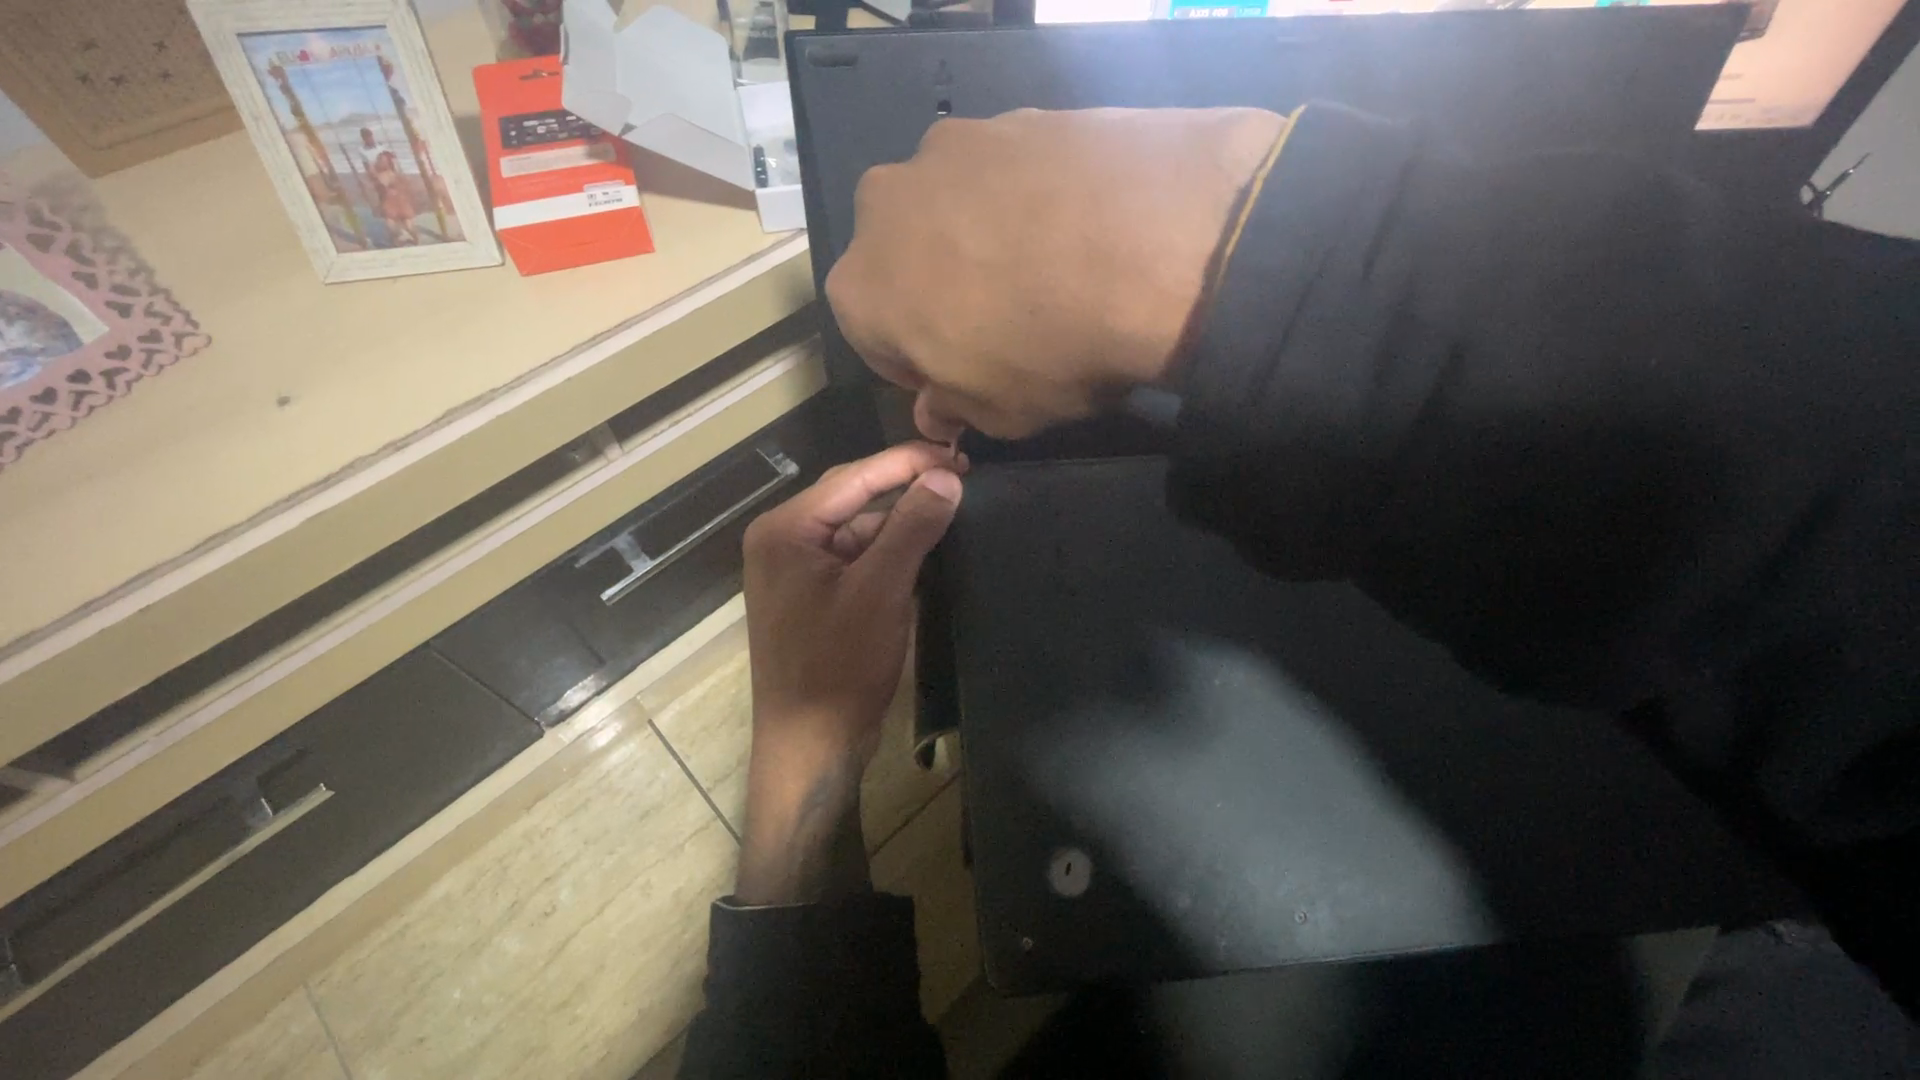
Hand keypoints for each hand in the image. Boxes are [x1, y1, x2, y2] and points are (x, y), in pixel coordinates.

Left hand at [735, 442, 964, 903]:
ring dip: (901, 521)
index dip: (908, 462)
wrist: (809, 744)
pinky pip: (857, 557)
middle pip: (853, 498)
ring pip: (858, 528)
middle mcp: (784, 540)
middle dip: (905, 488)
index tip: (960, 454)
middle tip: (962, 478)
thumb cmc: (837, 666)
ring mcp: (798, 570)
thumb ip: (911, 528)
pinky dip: (890, 551)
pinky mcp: (815, 596)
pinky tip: (927, 547)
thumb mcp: (880, 591)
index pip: (853, 477)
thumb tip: (947, 477)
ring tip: (954, 507)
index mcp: (786, 530)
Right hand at [826, 107, 1287, 441]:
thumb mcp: (999, 415)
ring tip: (1048, 270)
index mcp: (860, 288)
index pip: (874, 339)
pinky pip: (1009, 172)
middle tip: (1004, 321)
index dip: (918, 364)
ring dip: (981, 239)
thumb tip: (937, 412)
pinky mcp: (1015, 115)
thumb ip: (954, 410)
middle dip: (940, 290)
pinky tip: (1078, 228)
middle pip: (906, 261)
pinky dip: (1030, 200)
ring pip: (954, 208)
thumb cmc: (1046, 353)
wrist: (1144, 249)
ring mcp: (951, 147)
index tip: (962, 375)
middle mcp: (884, 206)